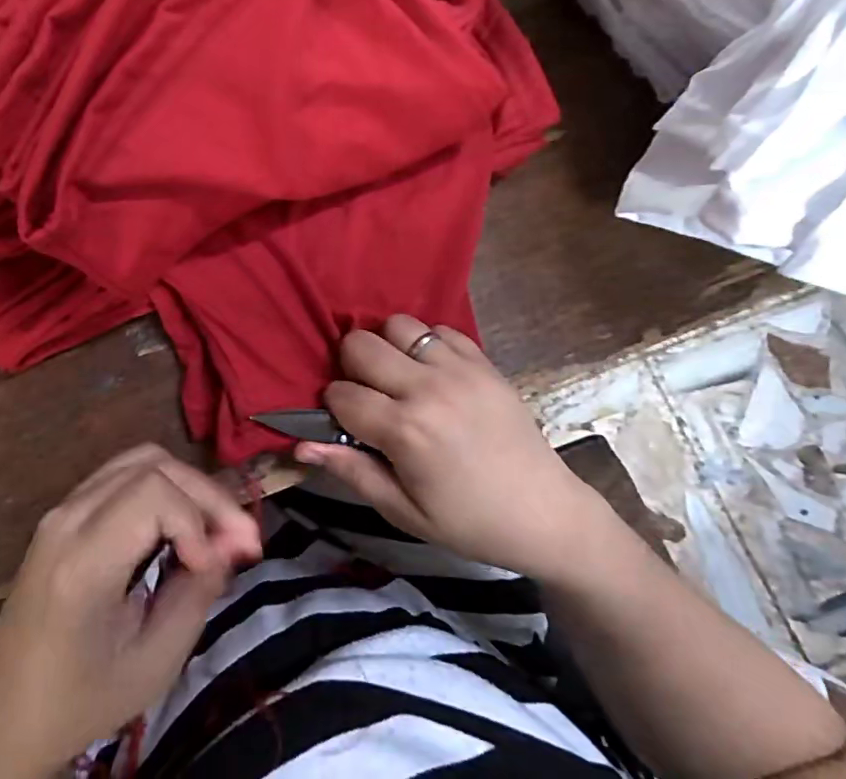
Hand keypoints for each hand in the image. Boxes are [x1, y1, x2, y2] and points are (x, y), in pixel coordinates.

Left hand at [0, 445, 261, 778]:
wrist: (7, 717)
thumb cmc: (83, 700)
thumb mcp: (155, 661)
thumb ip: (198, 592)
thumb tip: (236, 541)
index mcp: (83, 561)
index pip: (156, 492)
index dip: (199, 518)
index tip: (215, 568)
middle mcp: (67, 520)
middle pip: (153, 466)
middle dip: (206, 496)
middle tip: (240, 540)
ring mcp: (61, 511)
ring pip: (140, 461)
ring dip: (185, 488)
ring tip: (213, 531)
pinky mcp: (63, 514)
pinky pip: (122, 475)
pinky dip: (161, 489)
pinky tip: (177, 526)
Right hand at [298, 314, 604, 582]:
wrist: (545, 512)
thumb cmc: (469, 521)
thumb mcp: (403, 511)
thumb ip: (352, 471)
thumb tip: (300, 444)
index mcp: (406, 431)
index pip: (341, 394)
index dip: (334, 408)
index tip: (347, 423)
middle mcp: (429, 388)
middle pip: (361, 344)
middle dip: (351, 367)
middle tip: (368, 395)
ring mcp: (460, 369)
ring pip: (398, 325)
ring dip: (387, 347)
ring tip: (398, 377)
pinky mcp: (484, 362)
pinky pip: (439, 329)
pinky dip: (426, 344)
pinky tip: (432, 373)